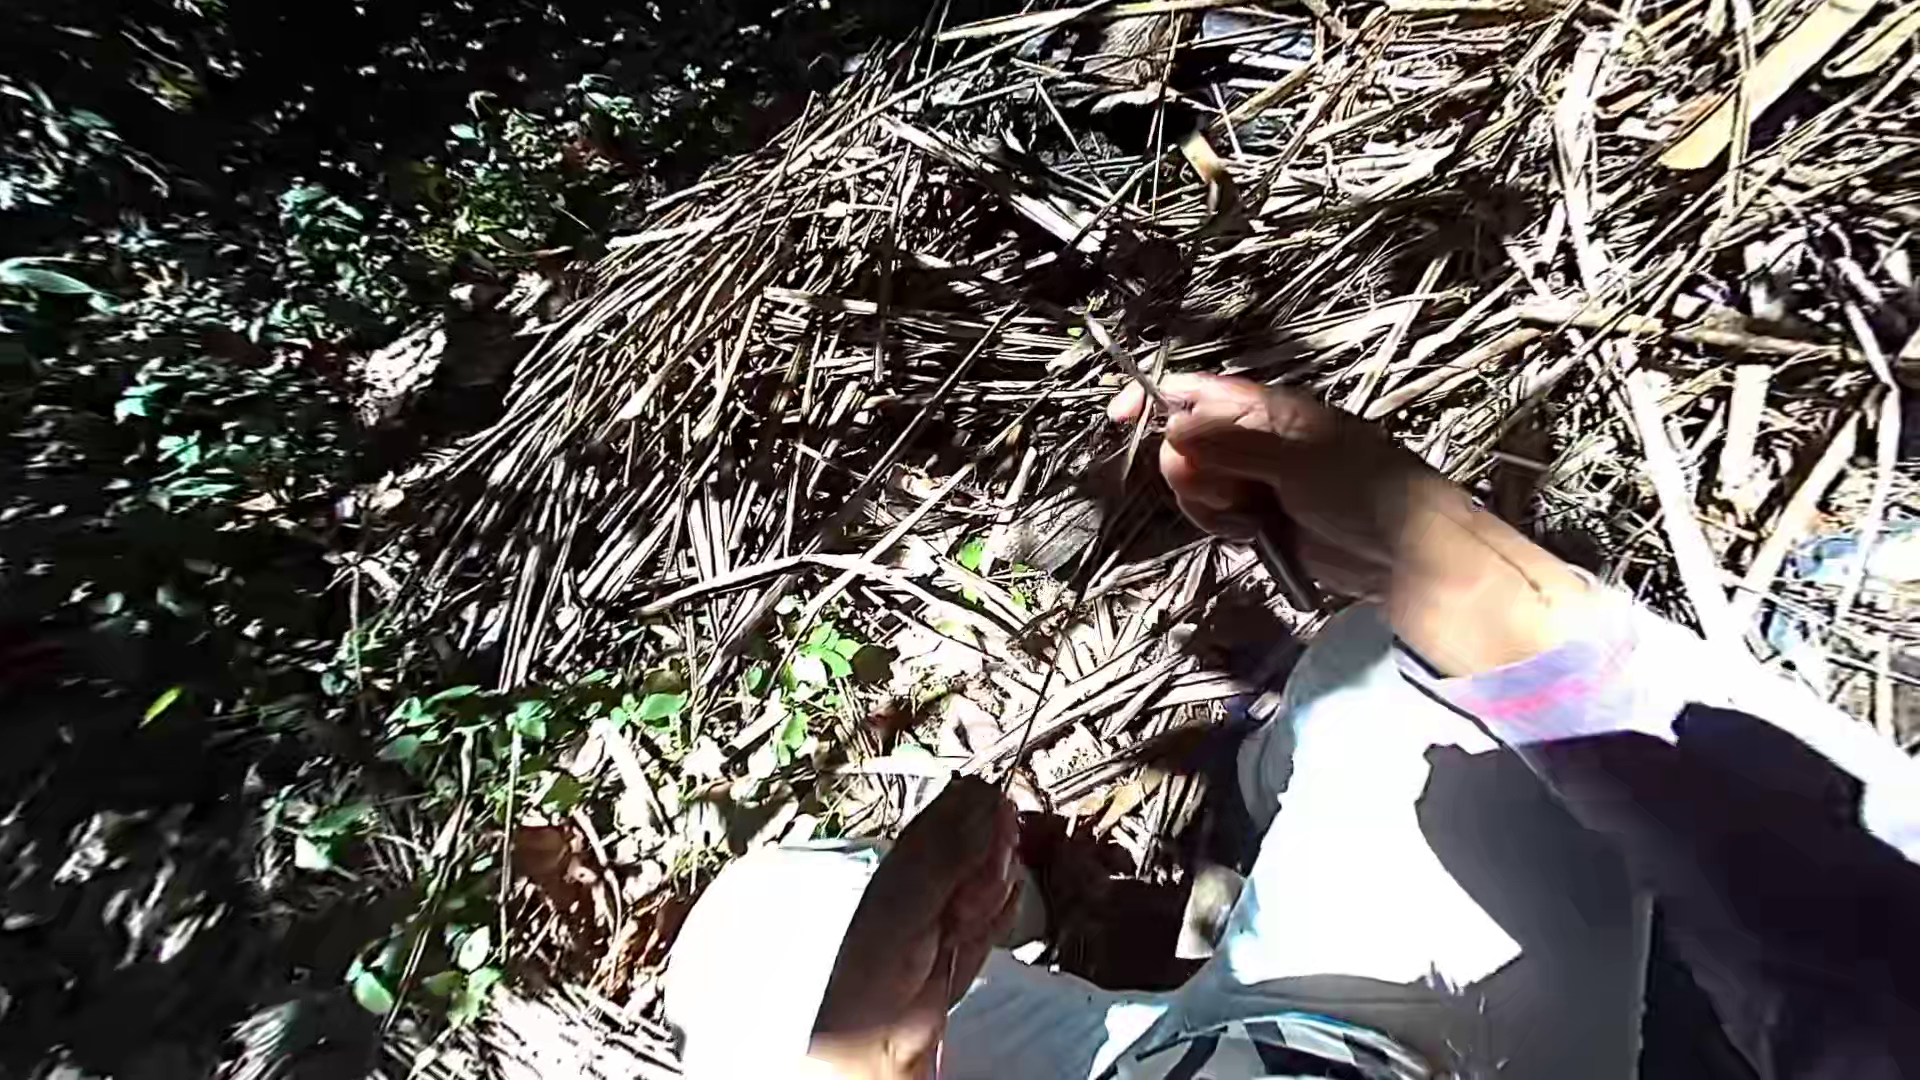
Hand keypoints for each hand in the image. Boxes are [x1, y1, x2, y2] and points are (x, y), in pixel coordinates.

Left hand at [809, 777, 1020, 1079]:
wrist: (883, 1026)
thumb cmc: (878, 952)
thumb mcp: (910, 893)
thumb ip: (952, 849)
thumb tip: (992, 804)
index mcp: (923, 835)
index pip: (971, 795)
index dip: (990, 812)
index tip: (995, 838)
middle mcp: (949, 854)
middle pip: (997, 830)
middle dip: (992, 864)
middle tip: (966, 896)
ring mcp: (969, 885)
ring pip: (1008, 868)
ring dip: (990, 899)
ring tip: (958, 924)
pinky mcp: (986, 919)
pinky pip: (1012, 904)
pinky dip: (998, 921)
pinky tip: (970, 937)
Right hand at [1109, 373, 1597, 673]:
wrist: (1400, 556)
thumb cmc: (1362, 491)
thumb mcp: (1299, 459)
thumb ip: (1232, 443)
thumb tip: (1171, 427)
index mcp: (1262, 410)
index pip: (1192, 391)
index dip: (1154, 399)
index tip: (1121, 419)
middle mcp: (1247, 439)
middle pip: (1181, 443)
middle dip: (1192, 471)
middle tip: (1230, 490)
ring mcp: (1247, 477)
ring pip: (1191, 482)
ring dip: (1208, 503)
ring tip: (1249, 515)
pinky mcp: (1248, 513)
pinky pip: (1207, 512)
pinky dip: (1218, 523)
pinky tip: (1249, 532)